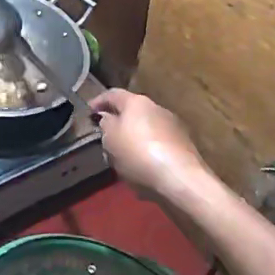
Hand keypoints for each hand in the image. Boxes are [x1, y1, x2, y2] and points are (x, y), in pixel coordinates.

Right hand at [91, 89, 216, 204]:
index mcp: (136, 102)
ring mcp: (174, 127)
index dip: (98, 101)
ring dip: (133, 138)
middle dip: (118, 123)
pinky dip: (147, 152)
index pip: (112, 94)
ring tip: (122, 156)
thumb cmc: (138, 154)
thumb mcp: (110, 140)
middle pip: (132, 112)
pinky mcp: (185, 147)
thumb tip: (107, 118)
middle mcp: (157, 109)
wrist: (181, 181)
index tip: (88, 112)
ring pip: (146, 129)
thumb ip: (105, 124)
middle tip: (105, 137)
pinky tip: (141, 168)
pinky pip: (158, 145)